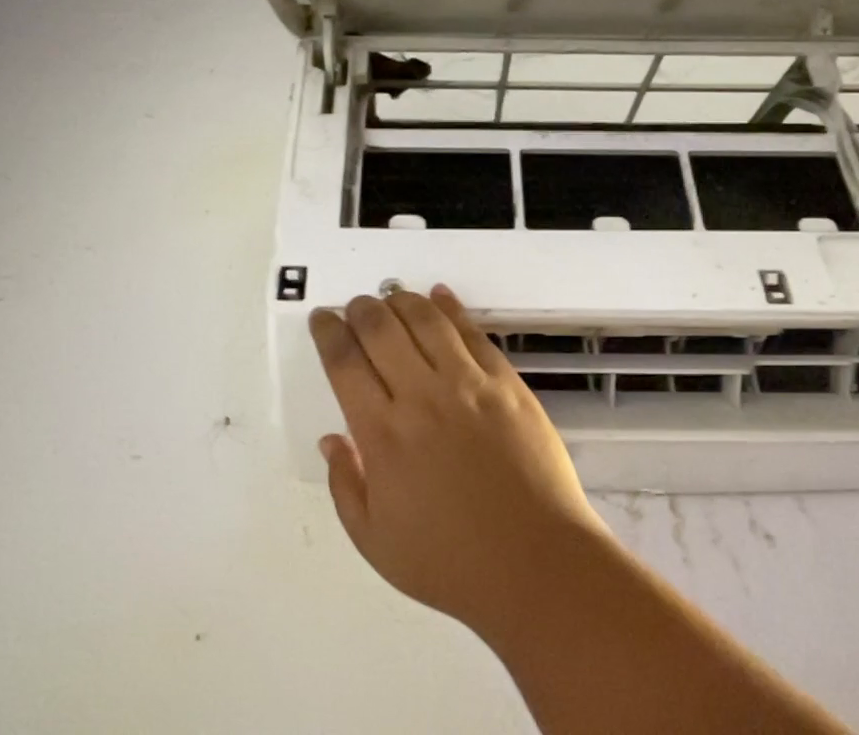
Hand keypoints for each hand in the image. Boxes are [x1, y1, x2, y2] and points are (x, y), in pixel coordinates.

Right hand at [309, 285, 611, 634]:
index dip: (329, 332)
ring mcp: (469, 386)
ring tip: (392, 295)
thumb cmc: (448, 562)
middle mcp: (421, 397)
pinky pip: (474, 333)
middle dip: (362, 308)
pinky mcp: (508, 385)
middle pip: (382, 329)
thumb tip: (331, 438)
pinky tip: (440, 297)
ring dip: (403, 300)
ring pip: (427, 321)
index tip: (323, 319)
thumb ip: (346, 485)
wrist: (535, 563)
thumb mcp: (374, 540)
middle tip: (356, 306)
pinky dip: (452, 309)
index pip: (345, 363)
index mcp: (381, 434)